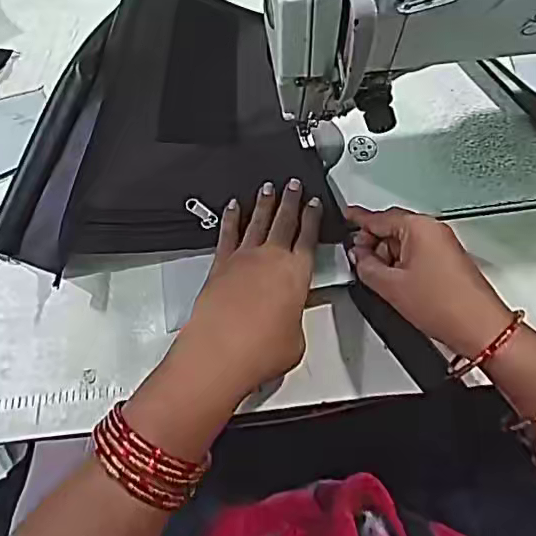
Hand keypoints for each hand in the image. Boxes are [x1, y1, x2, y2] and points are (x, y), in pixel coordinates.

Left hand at [125, 181, 320, 458]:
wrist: (221, 351)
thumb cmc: (260, 350)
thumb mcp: (295, 340)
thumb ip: (294, 321)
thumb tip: (287, 320)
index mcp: (296, 273)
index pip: (309, 237)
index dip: (313, 218)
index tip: (314, 203)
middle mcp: (270, 259)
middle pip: (284, 221)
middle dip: (291, 200)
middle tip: (294, 184)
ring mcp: (243, 258)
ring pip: (257, 221)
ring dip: (264, 203)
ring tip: (268, 188)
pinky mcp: (220, 264)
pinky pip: (228, 233)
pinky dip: (231, 218)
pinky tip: (233, 207)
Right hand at [346, 205, 513, 357]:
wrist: (482, 330)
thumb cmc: (448, 307)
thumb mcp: (389, 286)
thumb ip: (364, 265)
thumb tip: (358, 257)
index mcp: (419, 226)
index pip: (377, 217)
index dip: (357, 219)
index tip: (346, 216)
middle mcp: (433, 229)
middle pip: (391, 227)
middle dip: (373, 244)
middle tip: (360, 261)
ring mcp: (443, 243)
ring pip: (403, 241)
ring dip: (389, 257)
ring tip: (385, 281)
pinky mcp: (448, 258)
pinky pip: (417, 252)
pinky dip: (404, 264)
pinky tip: (400, 285)